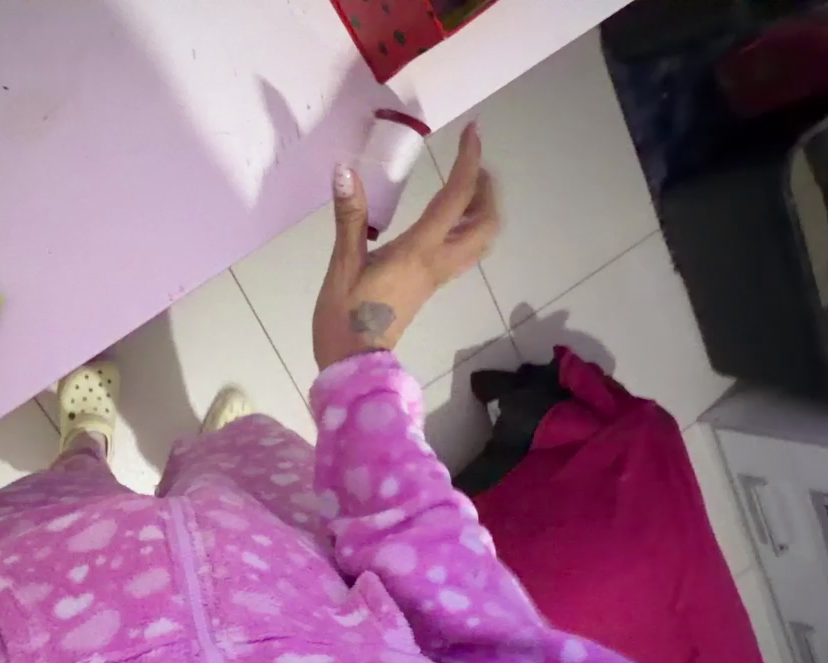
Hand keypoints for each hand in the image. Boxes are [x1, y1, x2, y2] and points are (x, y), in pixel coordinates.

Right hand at [313, 123, 499, 369]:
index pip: (456, 198)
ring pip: (479, 241)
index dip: (468, 161)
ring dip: (481, 211)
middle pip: (486, 222)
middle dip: (486, 189)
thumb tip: (345, 171)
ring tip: (461, 191)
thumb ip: (349, 218)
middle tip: (468, 168)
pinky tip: (443, 223)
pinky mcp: (428, 289)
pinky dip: (465, 230)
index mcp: (418, 251)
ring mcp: (436, 278)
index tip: (472, 132)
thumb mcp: (341, 266)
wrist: (353, 365)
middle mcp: (437, 262)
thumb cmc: (344, 319)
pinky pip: (462, 254)